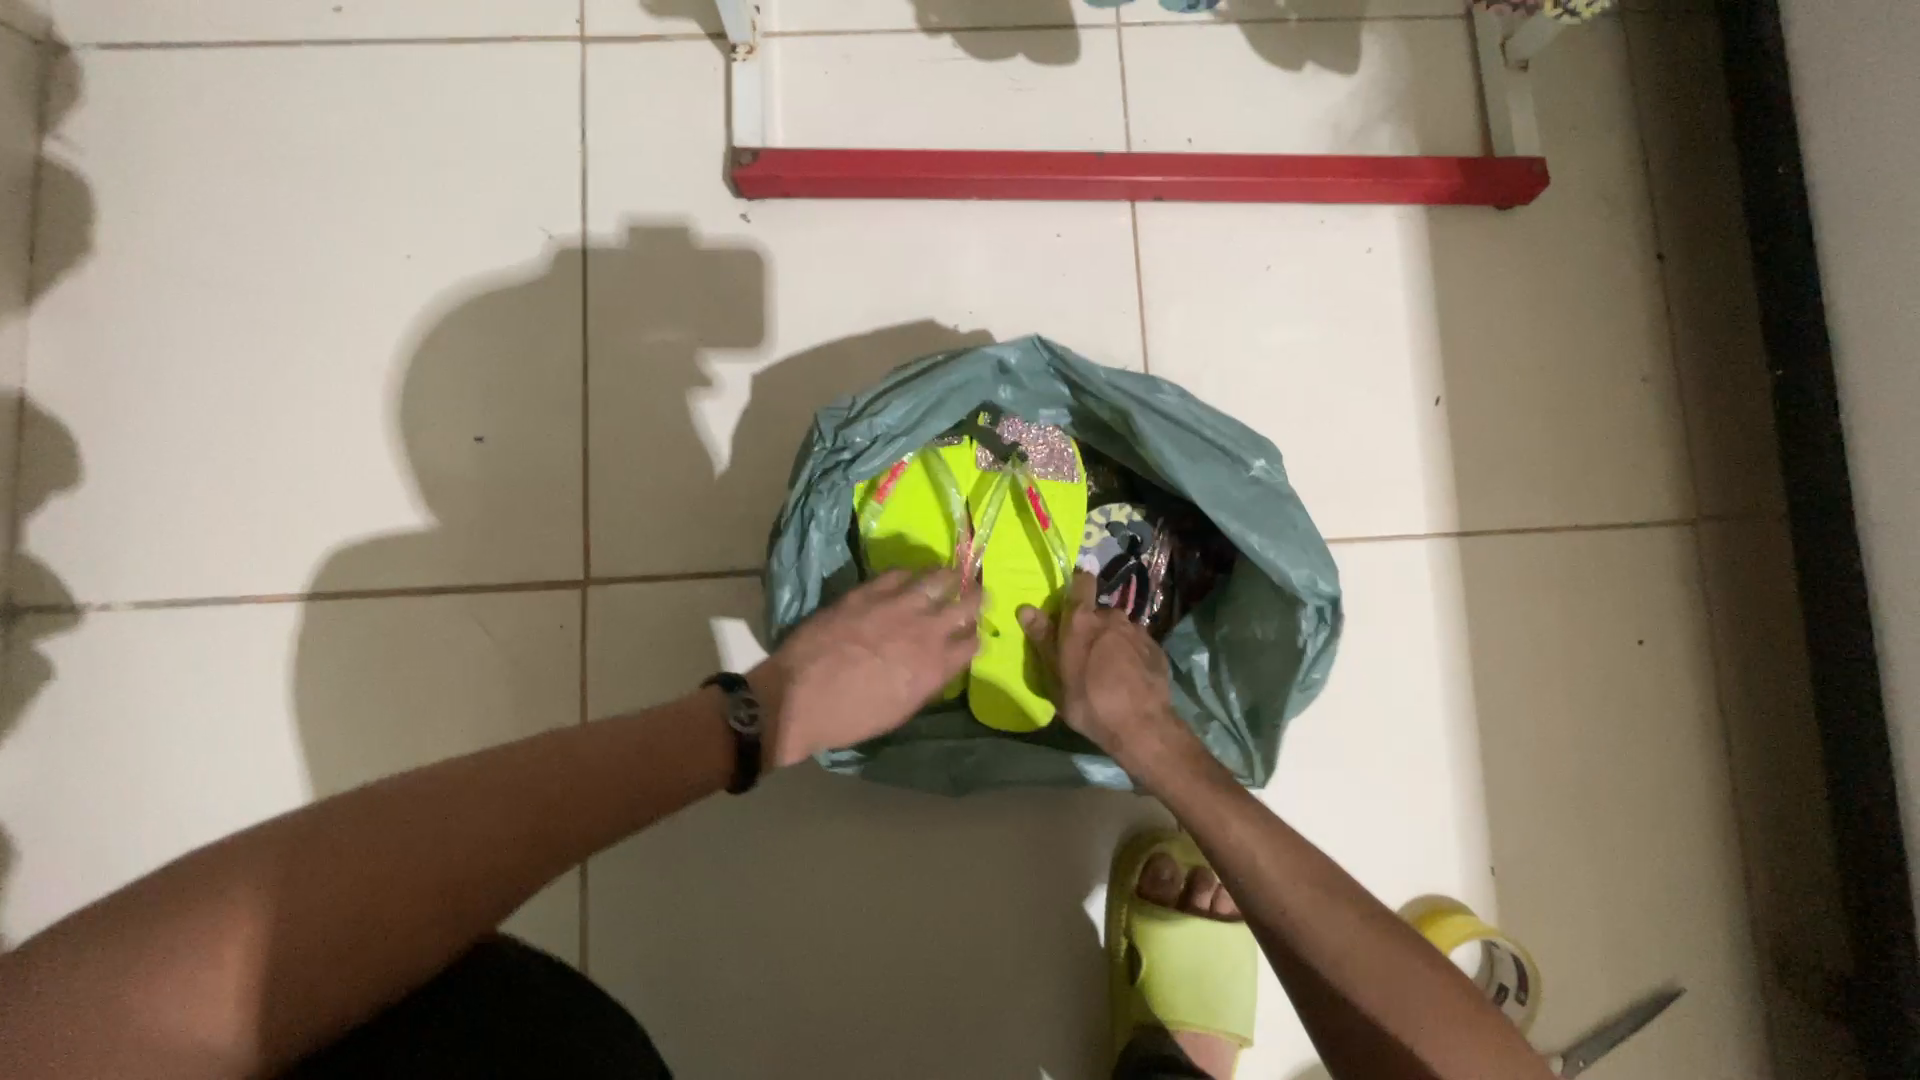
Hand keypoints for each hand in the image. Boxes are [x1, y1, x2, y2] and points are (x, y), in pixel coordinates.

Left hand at [752, 569, 981, 767]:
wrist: (799, 699)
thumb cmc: (852, 717)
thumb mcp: (902, 710)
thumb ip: (928, 682)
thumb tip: (938, 665)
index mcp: (936, 666)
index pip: (973, 642)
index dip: (974, 636)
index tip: (971, 634)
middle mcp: (926, 630)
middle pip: (968, 603)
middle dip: (976, 598)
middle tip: (976, 595)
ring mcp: (898, 605)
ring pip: (939, 578)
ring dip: (948, 578)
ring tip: (949, 577)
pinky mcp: (868, 591)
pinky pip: (900, 573)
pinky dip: (910, 575)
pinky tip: (909, 579)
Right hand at [1018, 572, 1194, 771]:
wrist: (1141, 725)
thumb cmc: (1088, 701)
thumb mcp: (1055, 676)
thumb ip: (1043, 639)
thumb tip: (1026, 608)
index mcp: (1082, 620)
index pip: (1082, 583)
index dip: (1079, 584)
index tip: (1074, 594)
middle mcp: (1112, 617)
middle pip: (1099, 613)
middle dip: (1093, 627)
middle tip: (1086, 654)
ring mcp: (1138, 632)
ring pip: (1120, 629)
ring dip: (1113, 641)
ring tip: (1110, 670)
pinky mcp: (1157, 648)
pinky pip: (1138, 645)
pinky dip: (1132, 655)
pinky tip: (1129, 678)